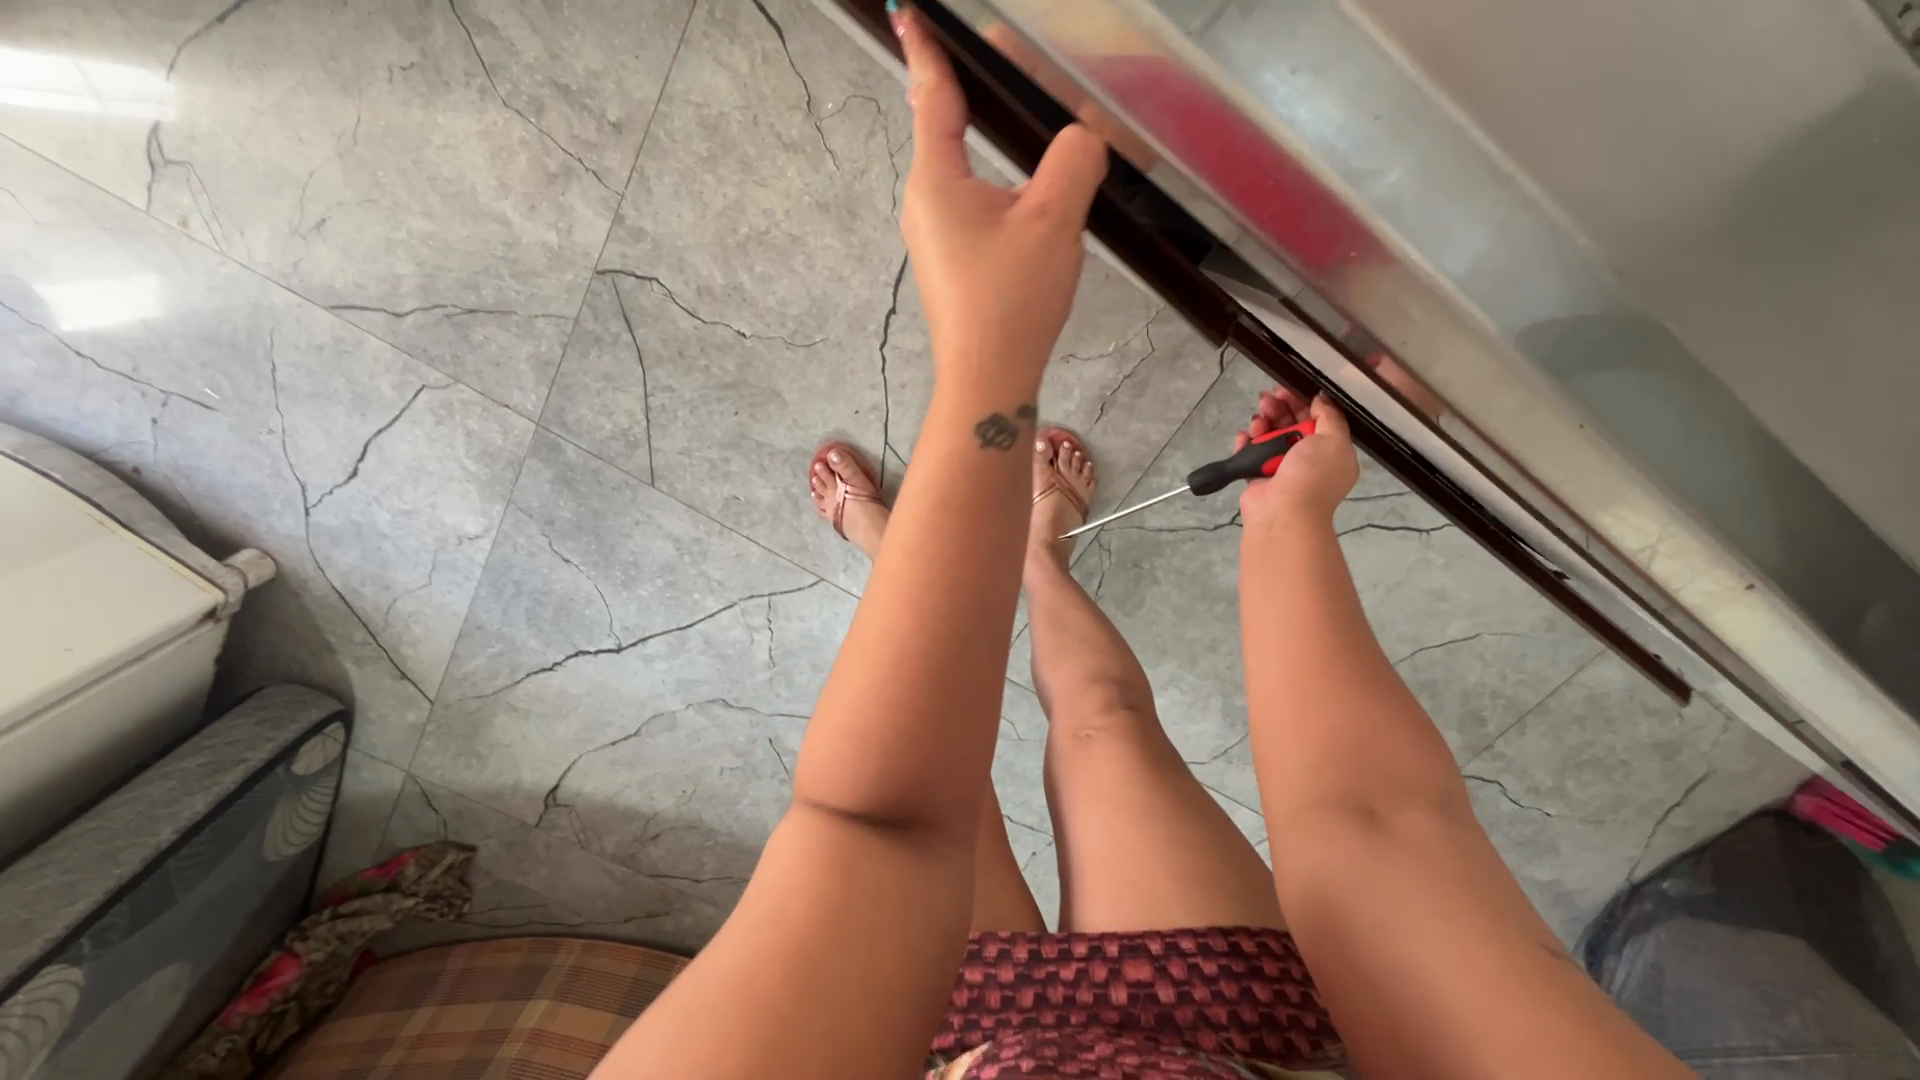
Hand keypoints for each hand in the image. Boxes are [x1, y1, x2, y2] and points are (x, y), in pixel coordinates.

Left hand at [895, 8, 1108, 386]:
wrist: (990, 378)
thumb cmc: (1011, 300)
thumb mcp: (1053, 218)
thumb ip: (1073, 159)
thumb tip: (1082, 136)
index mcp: (936, 181)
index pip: (931, 96)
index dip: (928, 50)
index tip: (911, 14)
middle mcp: (924, 205)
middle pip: (948, 128)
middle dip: (978, 91)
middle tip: (1013, 62)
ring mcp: (935, 238)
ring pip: (965, 171)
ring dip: (995, 142)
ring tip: (1031, 120)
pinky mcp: (953, 264)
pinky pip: (975, 205)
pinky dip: (1001, 184)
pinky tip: (1031, 190)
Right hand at [1236, 387, 1357, 527]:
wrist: (1283, 511)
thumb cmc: (1312, 474)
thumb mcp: (1334, 440)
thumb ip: (1330, 416)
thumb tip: (1321, 399)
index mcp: (1331, 450)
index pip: (1317, 417)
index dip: (1302, 400)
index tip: (1287, 389)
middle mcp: (1308, 458)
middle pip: (1291, 423)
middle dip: (1278, 408)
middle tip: (1267, 398)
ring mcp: (1282, 467)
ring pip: (1269, 435)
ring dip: (1261, 423)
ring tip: (1257, 423)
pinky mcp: (1258, 474)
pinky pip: (1251, 452)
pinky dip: (1246, 442)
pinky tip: (1244, 436)